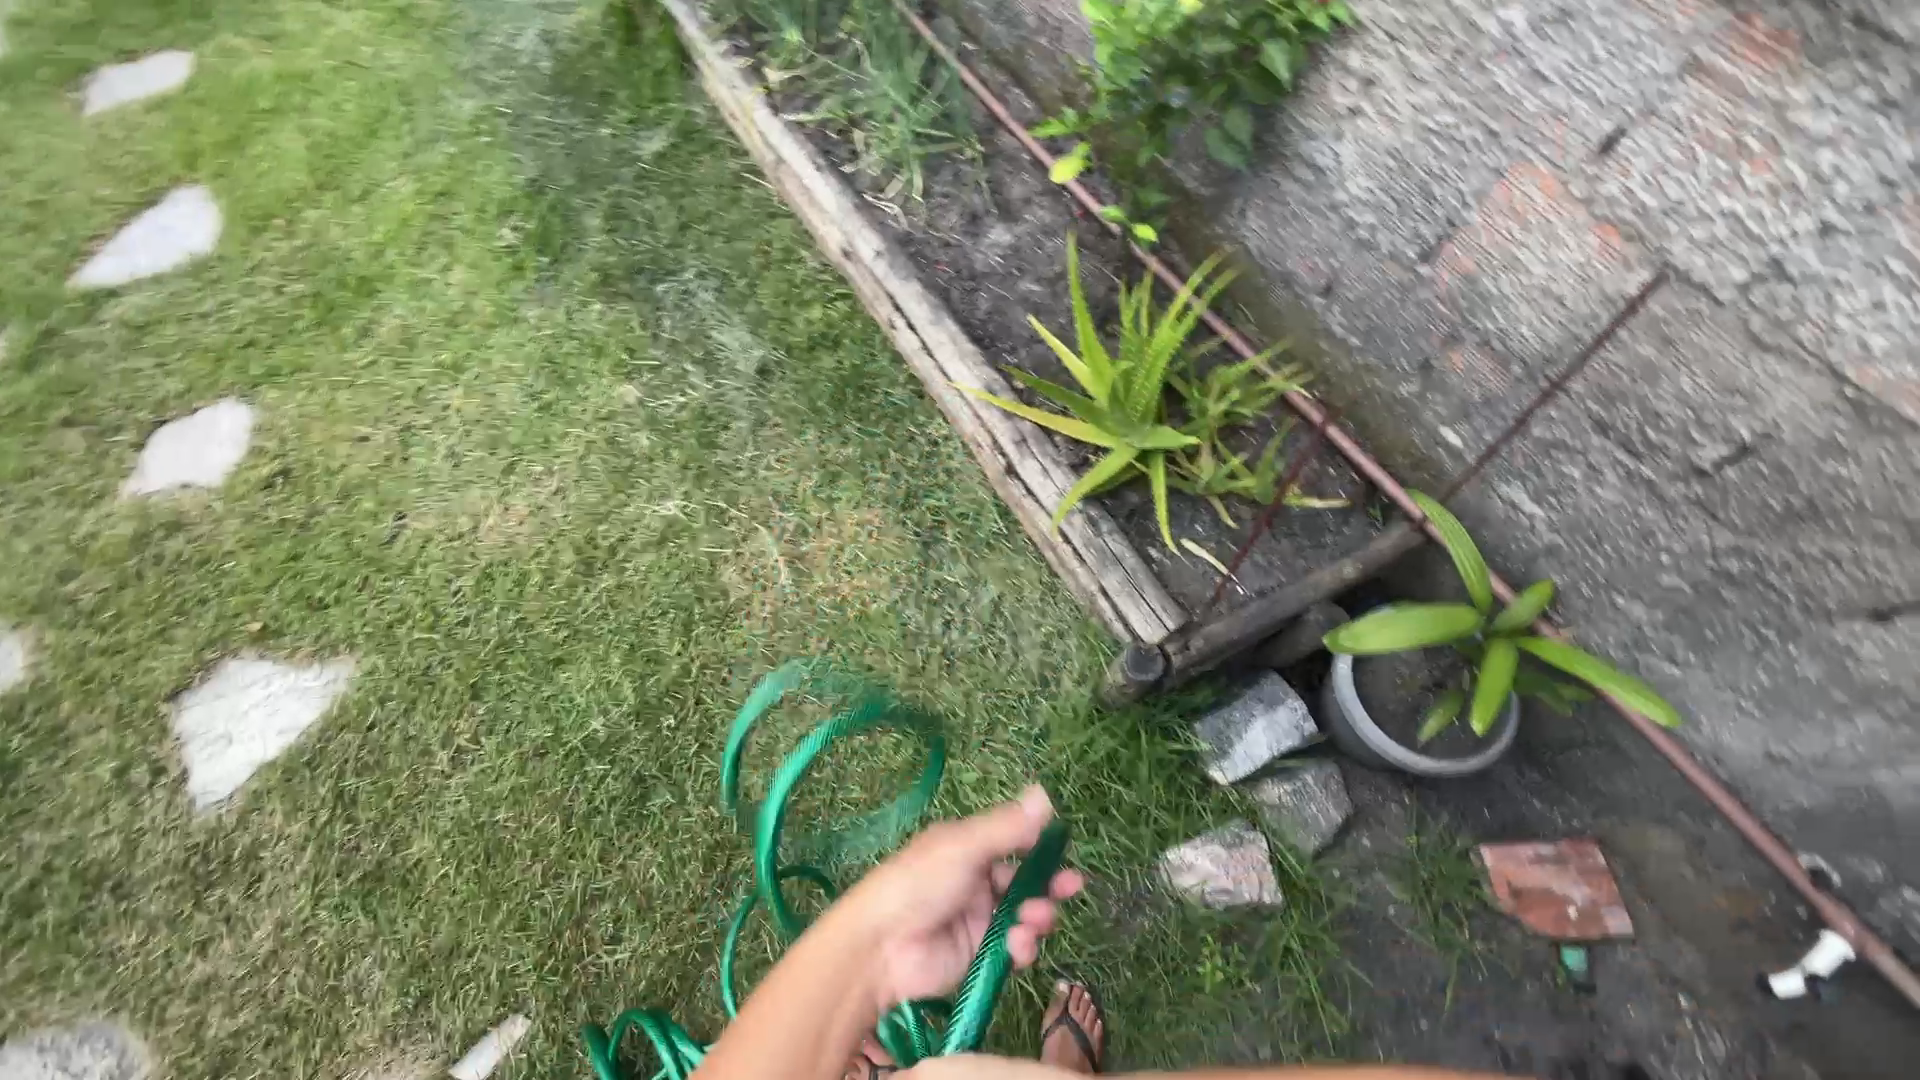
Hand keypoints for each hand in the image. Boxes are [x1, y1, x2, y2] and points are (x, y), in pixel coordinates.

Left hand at [842, 785, 1083, 1010]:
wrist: (881, 948)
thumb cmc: (920, 882)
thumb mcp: (964, 847)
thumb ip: (1007, 827)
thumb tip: (1044, 793)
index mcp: (968, 847)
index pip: (1013, 841)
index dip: (1040, 846)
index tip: (1064, 849)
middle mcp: (976, 880)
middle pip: (1024, 881)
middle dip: (1049, 885)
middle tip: (1071, 887)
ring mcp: (978, 919)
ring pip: (1024, 915)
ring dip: (1037, 916)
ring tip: (1034, 920)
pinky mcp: (980, 955)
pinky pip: (1013, 948)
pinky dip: (1022, 947)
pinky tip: (1018, 947)